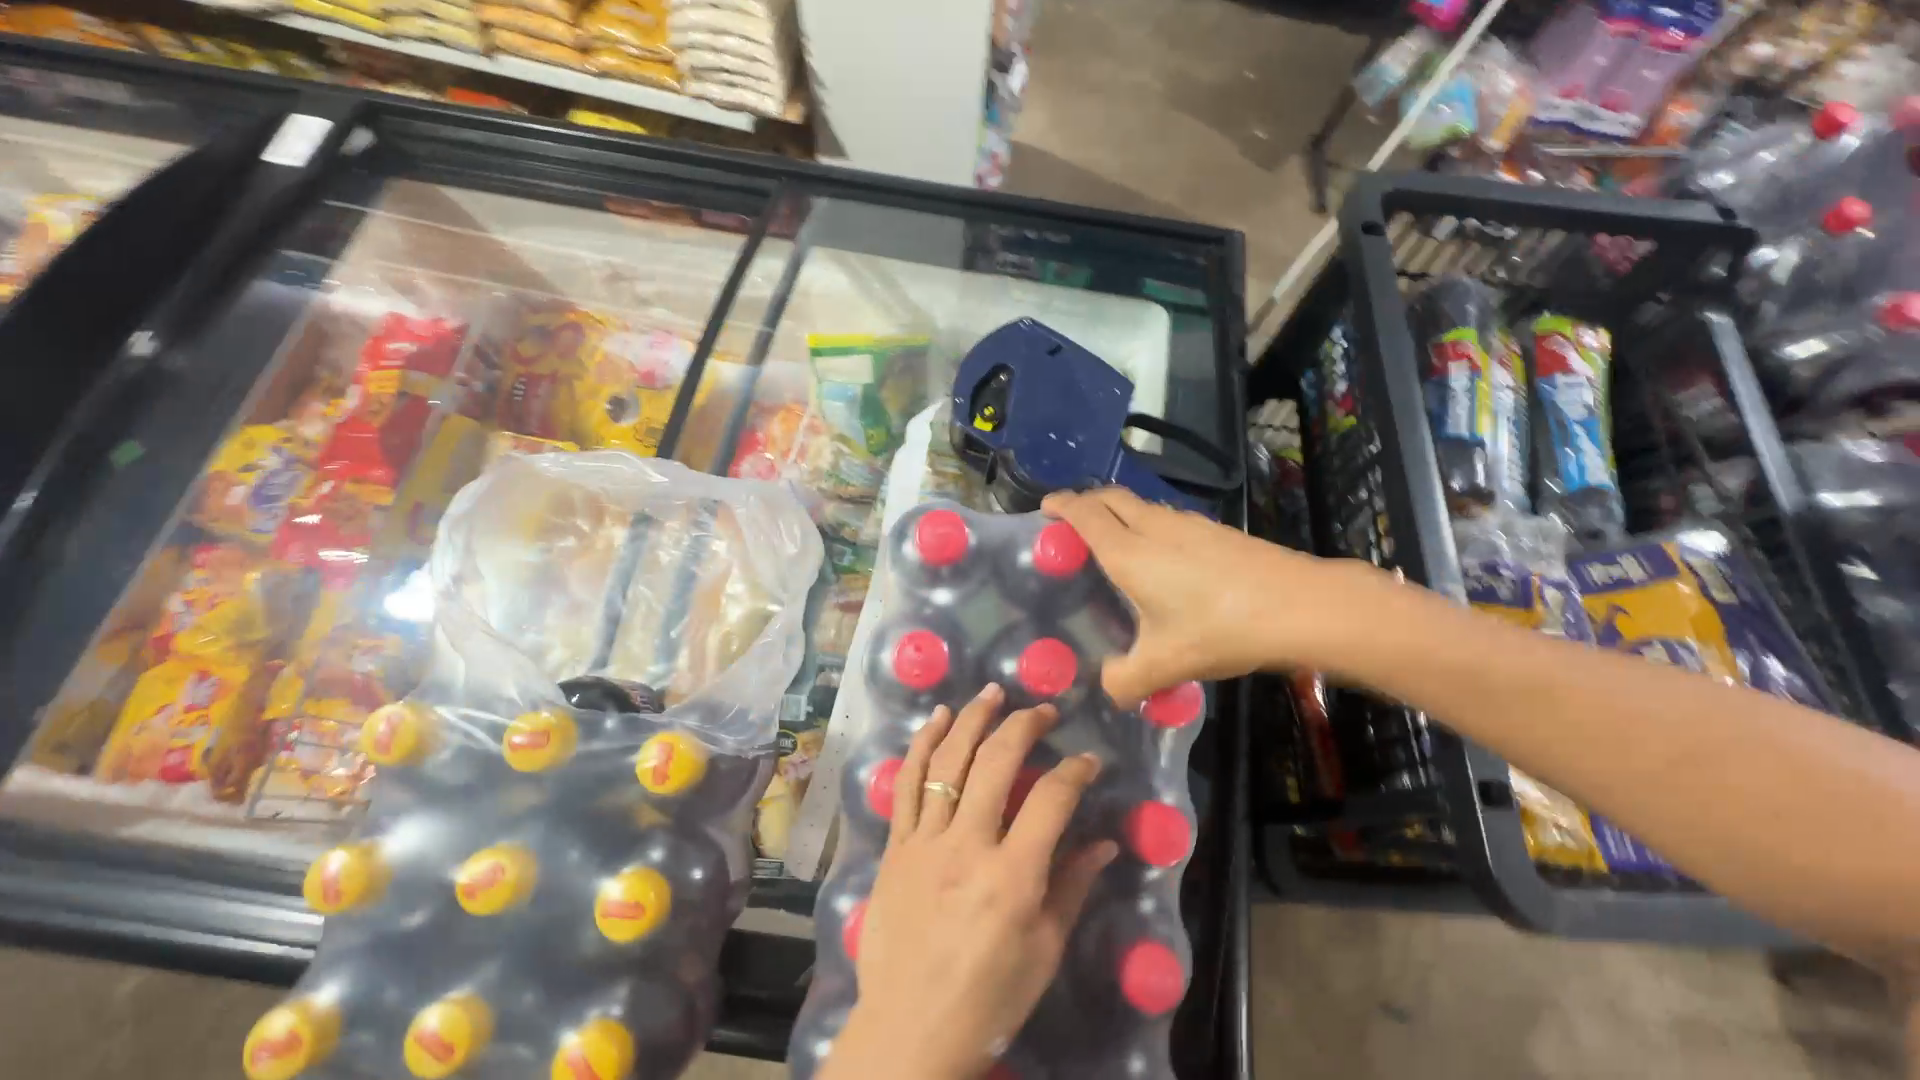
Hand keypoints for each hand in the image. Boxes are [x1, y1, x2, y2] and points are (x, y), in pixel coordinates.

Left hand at [822, 684, 1116, 1079]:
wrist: (910, 1028)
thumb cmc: (989, 997)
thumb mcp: (1044, 950)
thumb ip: (1071, 887)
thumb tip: (1105, 841)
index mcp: (1012, 876)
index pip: (1051, 800)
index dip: (1075, 771)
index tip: (1089, 760)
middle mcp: (966, 846)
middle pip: (995, 763)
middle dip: (1024, 727)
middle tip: (1043, 711)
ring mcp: (924, 842)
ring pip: (946, 762)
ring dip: (971, 720)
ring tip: (991, 693)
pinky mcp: (895, 847)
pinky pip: (907, 785)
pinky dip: (922, 745)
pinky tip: (937, 719)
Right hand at [1042, 487, 1399, 704]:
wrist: (1298, 606)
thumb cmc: (1219, 630)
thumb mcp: (1164, 666)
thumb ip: (1125, 681)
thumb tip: (1109, 687)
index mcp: (1129, 552)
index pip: (1085, 514)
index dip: (1061, 505)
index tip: (1045, 507)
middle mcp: (1154, 528)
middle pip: (1111, 498)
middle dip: (1086, 501)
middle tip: (1073, 523)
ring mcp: (1189, 525)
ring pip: (1142, 507)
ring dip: (1121, 513)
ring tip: (1115, 543)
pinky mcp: (1217, 532)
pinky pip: (1168, 520)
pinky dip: (1150, 527)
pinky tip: (1164, 560)